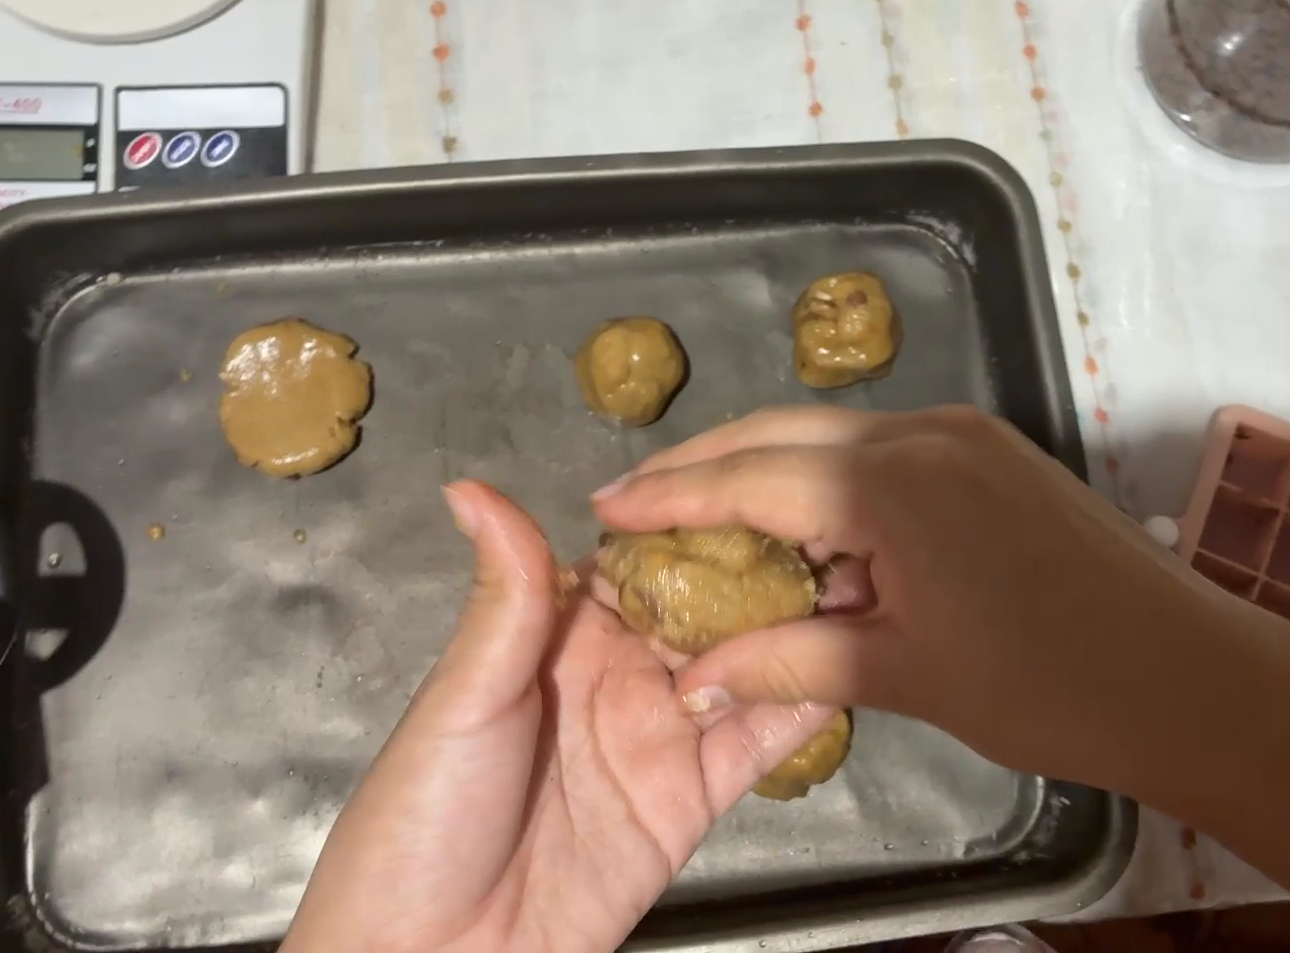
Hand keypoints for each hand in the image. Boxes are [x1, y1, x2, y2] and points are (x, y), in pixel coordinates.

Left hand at [282, 481, 831, 952]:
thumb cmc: (431, 807)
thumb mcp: (466, 692)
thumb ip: (505, 593)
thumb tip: (472, 486)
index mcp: (568, 628)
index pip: (645, 558)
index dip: (696, 520)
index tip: (757, 483)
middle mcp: (625, 666)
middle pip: (705, 604)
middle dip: (761, 571)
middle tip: (831, 531)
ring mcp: (665, 728)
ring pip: (742, 663)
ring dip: (793, 629)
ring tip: (859, 586)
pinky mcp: (694, 793)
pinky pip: (756, 742)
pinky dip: (800, 705)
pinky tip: (846, 667)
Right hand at [591, 405, 1240, 791]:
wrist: (1202, 680)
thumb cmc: (1048, 687)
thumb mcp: (901, 673)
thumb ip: (785, 662)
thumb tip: (690, 681)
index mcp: (889, 482)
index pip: (747, 478)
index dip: (667, 494)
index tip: (604, 503)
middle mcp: (917, 431)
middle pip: (775, 433)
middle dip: (698, 465)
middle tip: (634, 496)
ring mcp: (954, 430)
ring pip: (822, 434)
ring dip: (758, 468)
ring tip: (699, 511)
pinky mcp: (981, 445)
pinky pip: (871, 449)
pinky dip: (818, 478)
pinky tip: (798, 521)